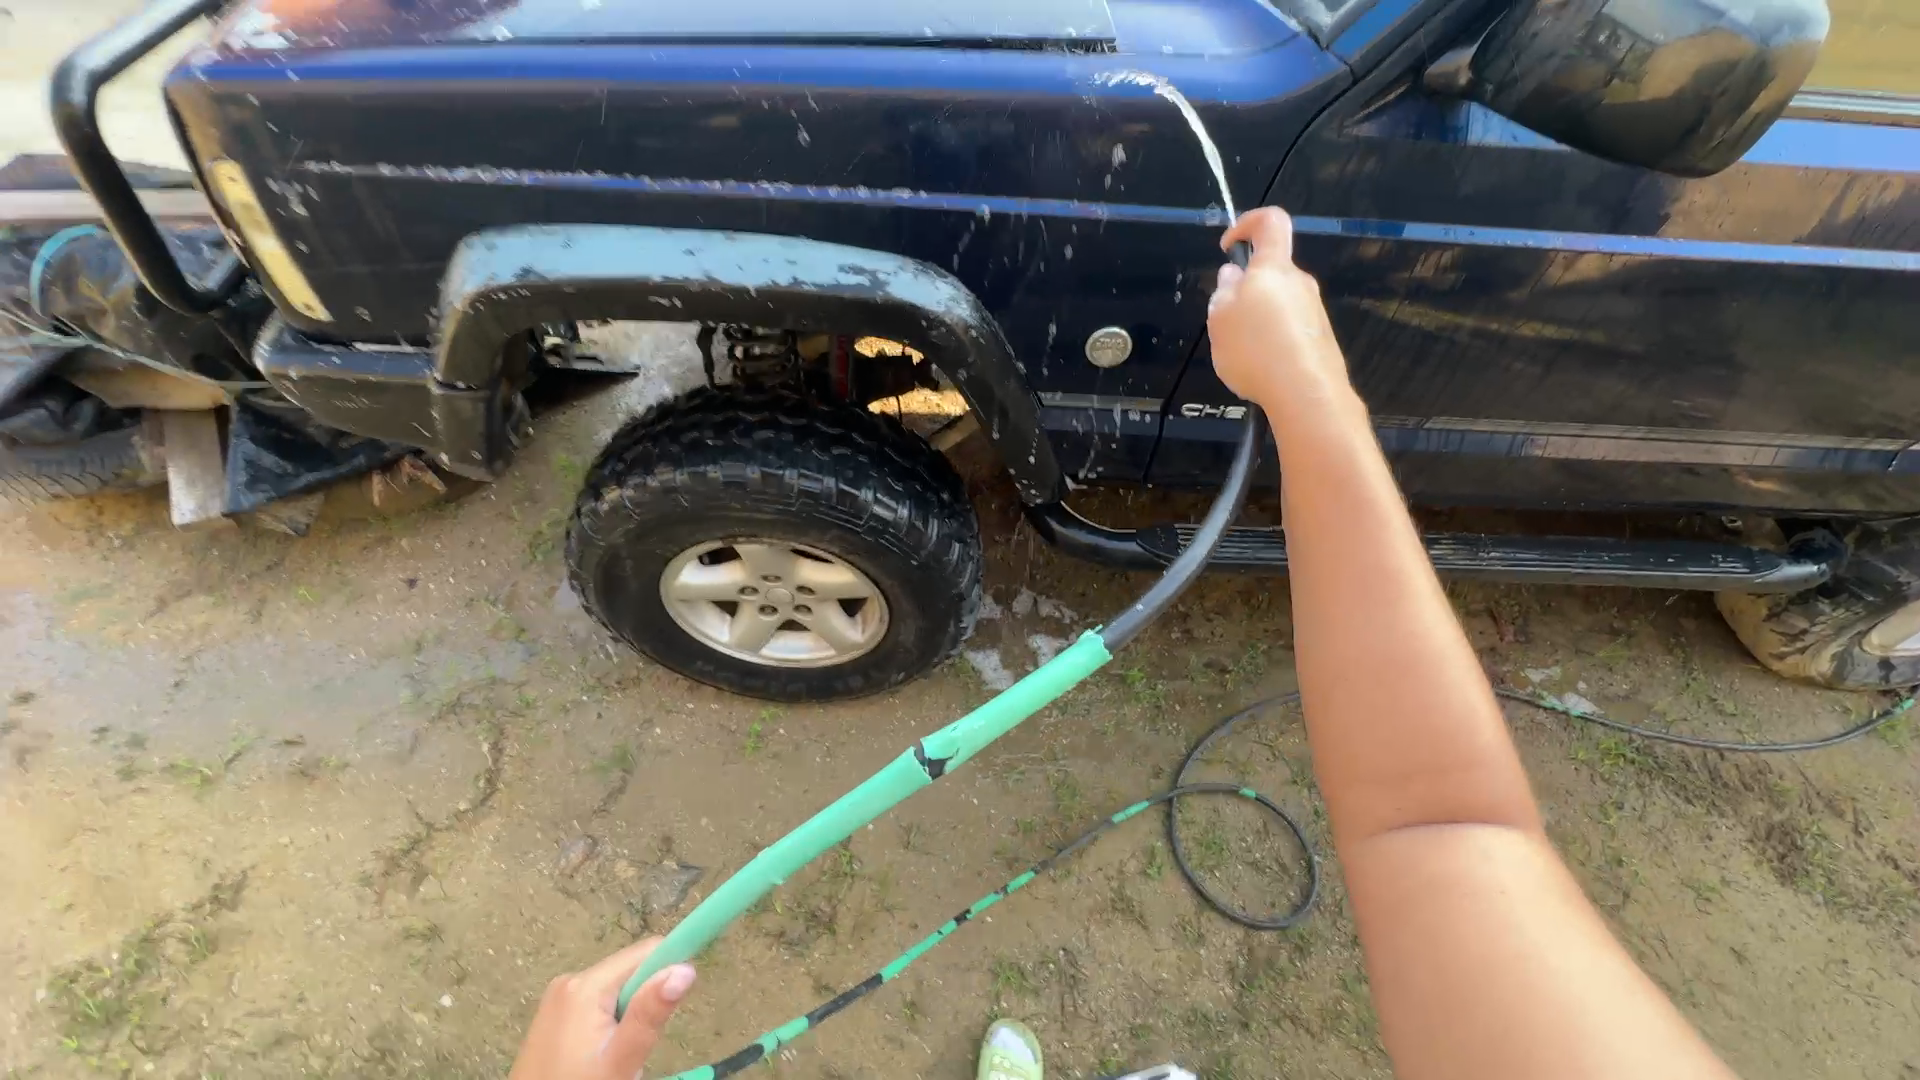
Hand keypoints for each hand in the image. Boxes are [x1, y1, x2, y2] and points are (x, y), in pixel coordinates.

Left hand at [509, 937, 696, 1079]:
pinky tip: (598, 1055)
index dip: (669, 972)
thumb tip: (688, 968)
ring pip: (617, 988)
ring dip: (628, 1015)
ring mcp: (558, 997)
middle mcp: (570, 980)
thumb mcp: (619, 1062)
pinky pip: (598, 1002)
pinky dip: (609, 1022)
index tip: (675, 1007)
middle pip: (631, 970)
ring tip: (615, 1056)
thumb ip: (650, 1014)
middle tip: (635, 1048)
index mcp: (585, 985)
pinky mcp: (553, 1014)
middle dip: (644, 1002)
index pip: (648, 952)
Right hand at [1207, 208, 1353, 419]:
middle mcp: (1299, 282)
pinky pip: (1288, 327)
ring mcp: (1312, 310)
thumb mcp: (1220, 321)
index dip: (1247, 223)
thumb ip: (1223, 293)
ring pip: (1278, 301)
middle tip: (1224, 318)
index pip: (1270, 222)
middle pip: (1271, 271)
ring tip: (1240, 349)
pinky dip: (1270, 338)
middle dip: (1245, 288)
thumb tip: (1232, 276)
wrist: (1305, 392)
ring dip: (1257, 317)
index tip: (1228, 245)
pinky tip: (1260, 365)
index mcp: (1273, 269)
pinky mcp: (1318, 337)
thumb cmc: (1255, 350)